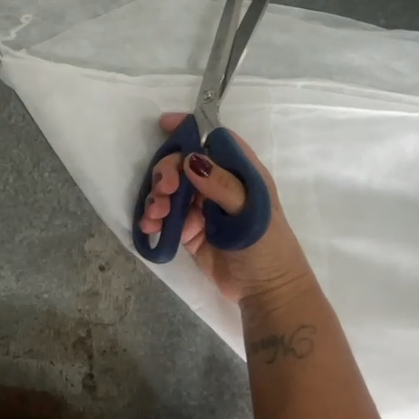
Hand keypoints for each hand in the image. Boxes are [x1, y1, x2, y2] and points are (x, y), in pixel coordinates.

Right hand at [137, 113, 310, 302]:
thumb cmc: (267, 249)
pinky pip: (165, 214)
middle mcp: (220, 185)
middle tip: (162, 190)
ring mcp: (202, 206)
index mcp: (242, 174)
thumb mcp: (251, 214)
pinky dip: (154, 218)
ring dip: (156, 198)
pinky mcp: (189, 228)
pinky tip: (151, 227)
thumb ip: (223, 185)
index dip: (191, 129)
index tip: (163, 125)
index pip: (215, 139)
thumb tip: (191, 159)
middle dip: (166, 172)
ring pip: (170, 189)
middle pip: (183, 163)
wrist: (265, 294)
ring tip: (154, 216)